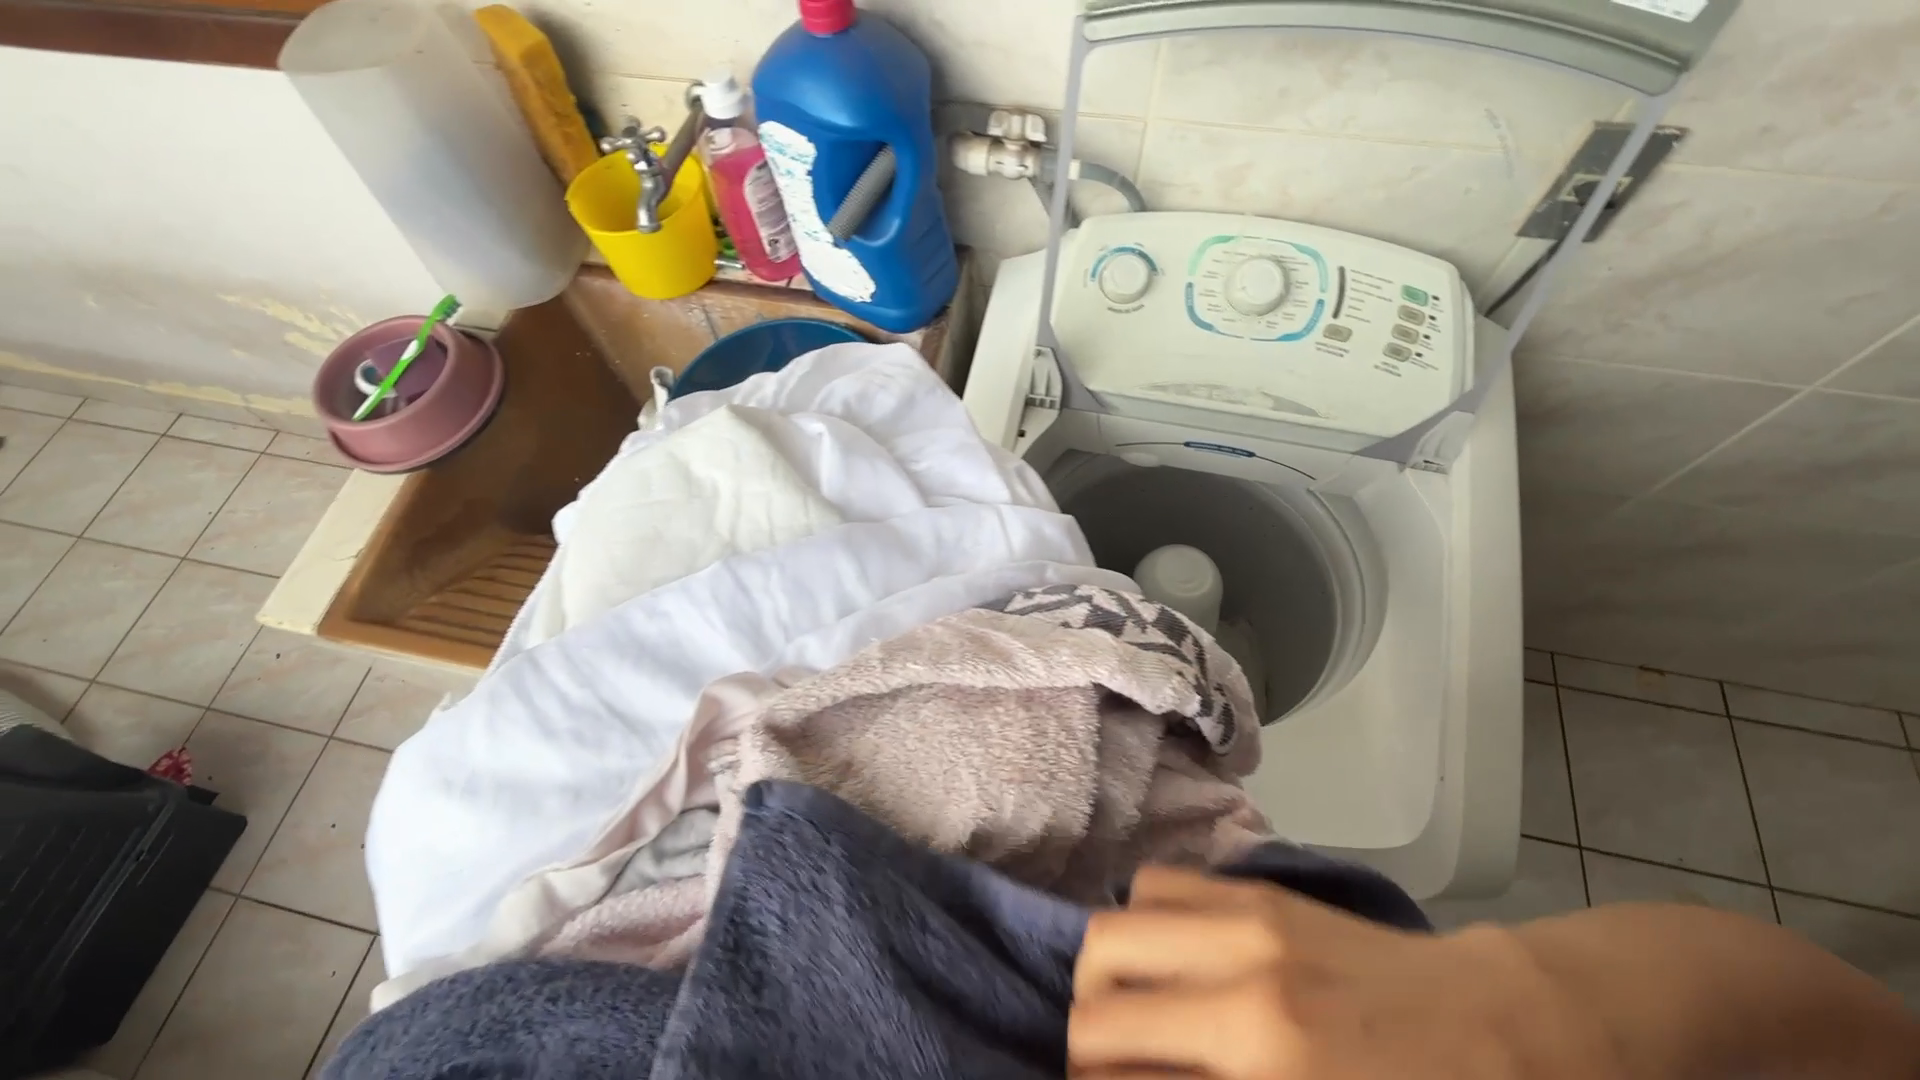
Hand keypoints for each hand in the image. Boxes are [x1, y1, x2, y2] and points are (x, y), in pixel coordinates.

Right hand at [1069, 865, 1624, 1079]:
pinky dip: (1143, 924)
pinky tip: (1172, 957)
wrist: (1517, 1031)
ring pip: (1110, 934)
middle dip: (1085, 1054)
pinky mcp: (1261, 891)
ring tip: (1130, 1012)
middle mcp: (1244, 997)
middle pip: (1095, 1012)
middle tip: (1112, 1074)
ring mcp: (1248, 927)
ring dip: (1104, 982)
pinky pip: (1157, 886)